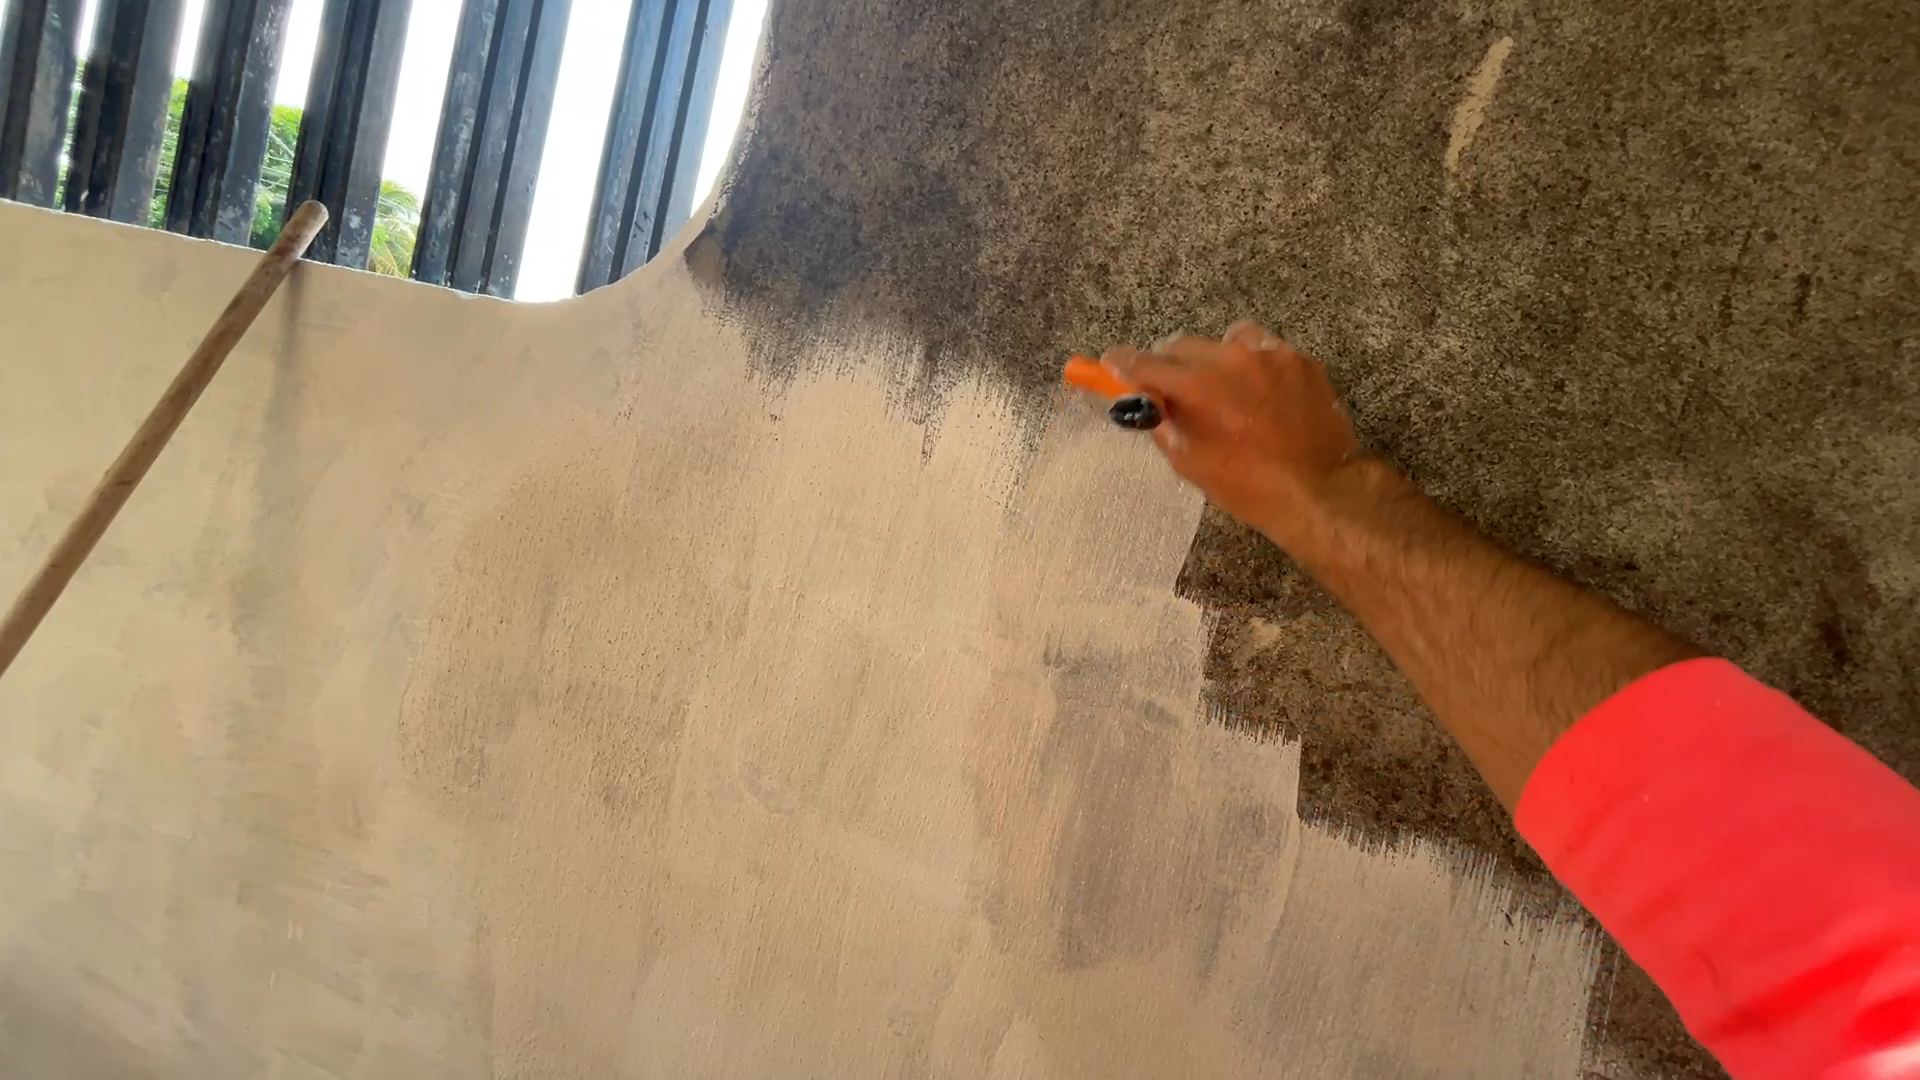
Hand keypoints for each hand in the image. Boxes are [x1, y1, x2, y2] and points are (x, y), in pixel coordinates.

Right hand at [1102, 323, 1363, 545]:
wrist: (1319, 490)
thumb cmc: (1247, 486)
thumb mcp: (1189, 462)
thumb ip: (1162, 424)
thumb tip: (1146, 402)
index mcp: (1199, 387)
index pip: (1146, 364)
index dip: (1122, 363)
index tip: (1110, 362)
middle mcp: (1232, 360)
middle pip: (1183, 345)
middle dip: (1170, 364)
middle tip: (1170, 387)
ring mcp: (1271, 355)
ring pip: (1226, 339)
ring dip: (1214, 357)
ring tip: (1220, 385)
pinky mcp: (1301, 360)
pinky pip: (1264, 350)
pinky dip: (1252, 366)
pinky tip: (1257, 393)